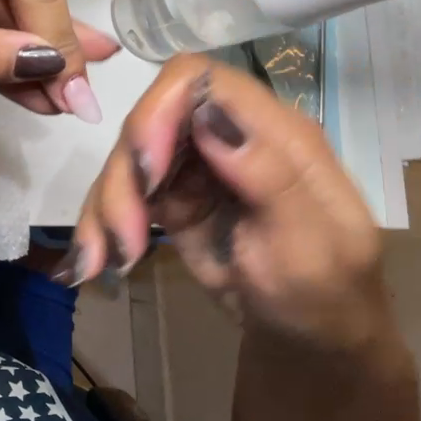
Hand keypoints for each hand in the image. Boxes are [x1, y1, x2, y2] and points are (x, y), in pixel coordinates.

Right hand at [71, 55, 390, 353]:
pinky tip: (95, 262)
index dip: (160, 108)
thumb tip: (212, 121)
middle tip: (126, 238)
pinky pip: (117, 194)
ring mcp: (192, 165)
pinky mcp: (166, 195)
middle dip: (125, 174)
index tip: (147, 169)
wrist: (306, 340)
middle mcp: (225, 136)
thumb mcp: (314, 247)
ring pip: (125, 159)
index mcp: (274, 133)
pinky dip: (97, 225)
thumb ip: (273, 179)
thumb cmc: (325, 296)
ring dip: (107, 206)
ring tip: (110, 261)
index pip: (202, 79)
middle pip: (148, 119)